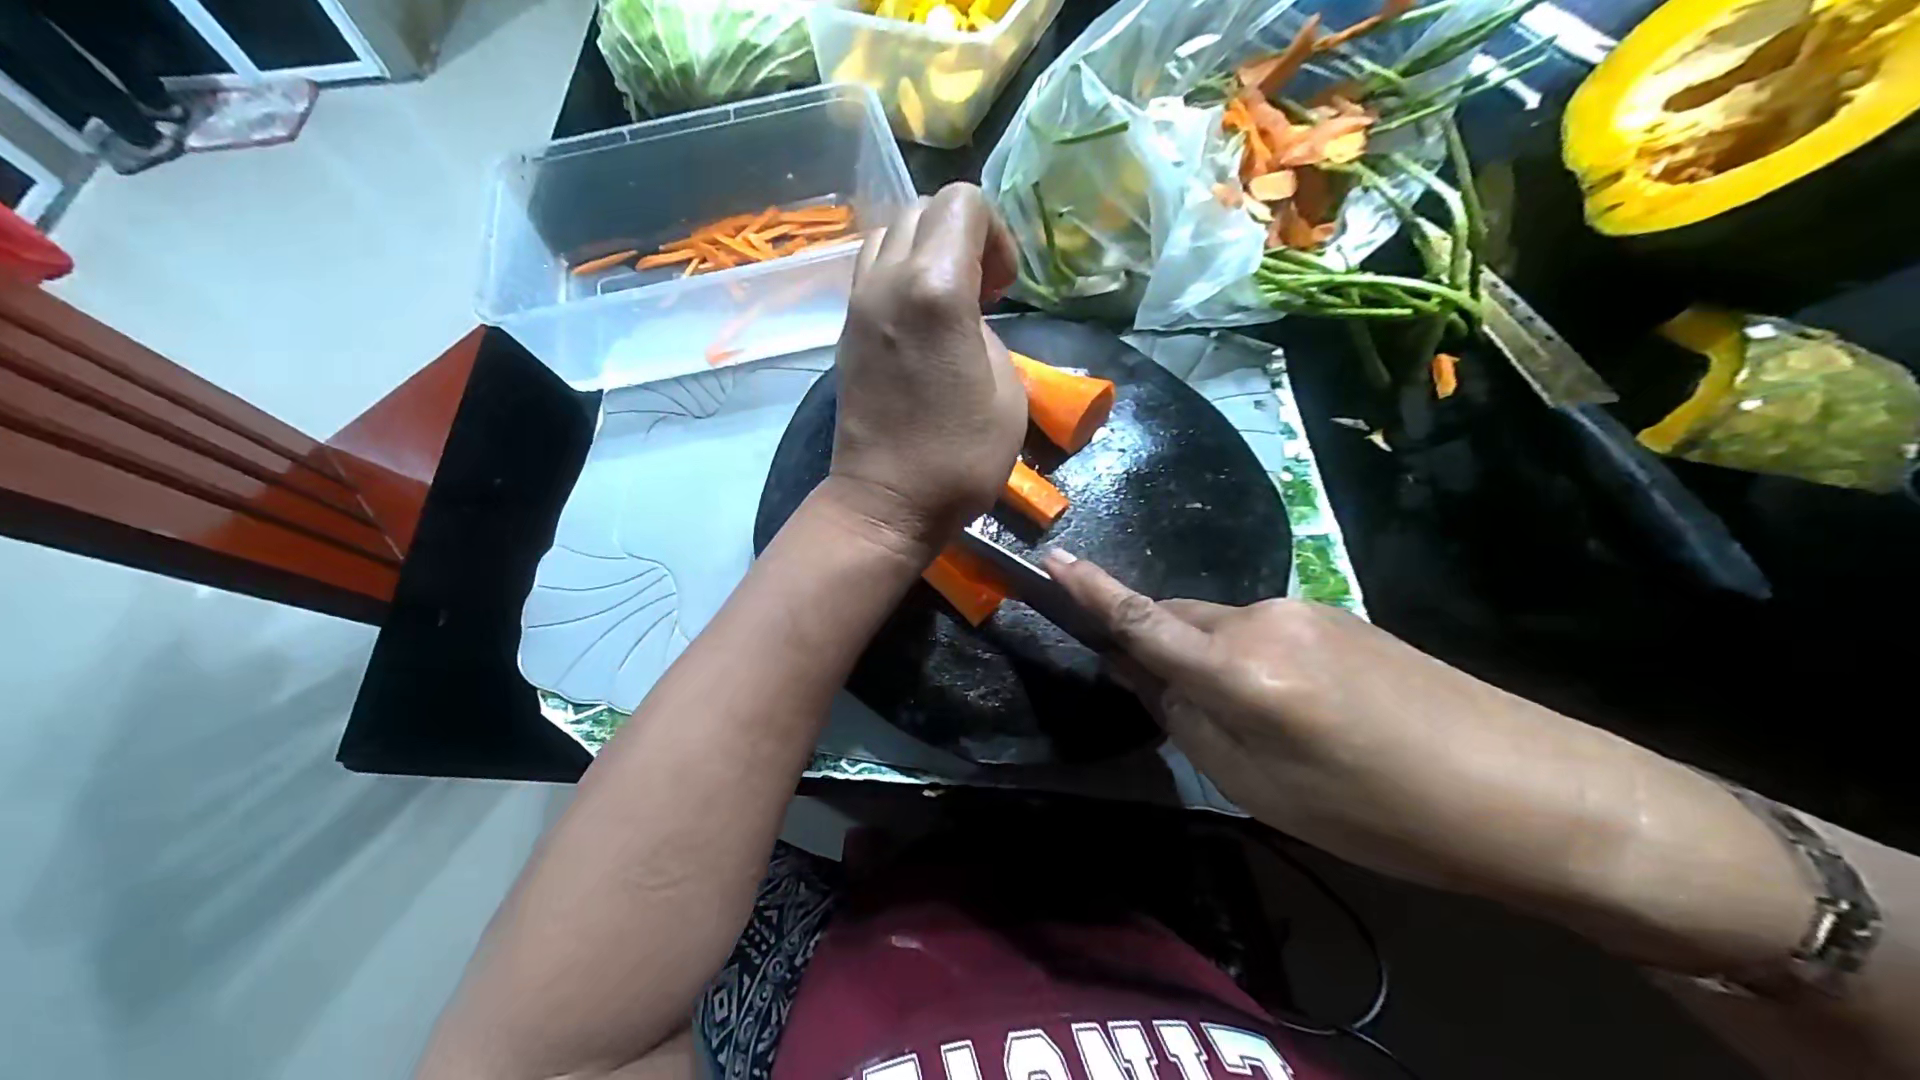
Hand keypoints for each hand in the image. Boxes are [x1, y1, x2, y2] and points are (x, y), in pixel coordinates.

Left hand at [825, 183, 1026, 561]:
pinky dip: (900, 274)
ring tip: (948, 302)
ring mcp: (858, 304)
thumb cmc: (960, 456)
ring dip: (926, 252)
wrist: (887, 502)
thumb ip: (988, 329)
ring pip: (890, 233)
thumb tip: (965, 317)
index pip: (962, 201)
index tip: (1001, 290)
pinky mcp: (845, 330)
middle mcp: (887, 281)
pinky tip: (920, 322)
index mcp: (935, 289)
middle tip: (980, 293)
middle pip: (923, 208)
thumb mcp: (1009, 390)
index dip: (995, 235)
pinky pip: (872, 270)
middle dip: (961, 236)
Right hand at [1047, 554, 1816, 975]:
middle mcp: (1265, 619)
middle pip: (1181, 621)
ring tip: (1253, 726)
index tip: (1051, 561)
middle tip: (1175, 709)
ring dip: (1211, 662)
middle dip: (1161, 650)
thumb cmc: (1380, 813)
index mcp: (1241, 669)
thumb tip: (1141, 673)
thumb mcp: (1262, 787)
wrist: (1533, 793)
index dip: (1091, 593)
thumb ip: (1188, 719)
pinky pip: (1263, 631)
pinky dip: (1250, 660)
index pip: (1144, 621)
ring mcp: (1308, 609)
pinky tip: (1293, 709)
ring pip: (1223, 628)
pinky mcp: (1339, 616)